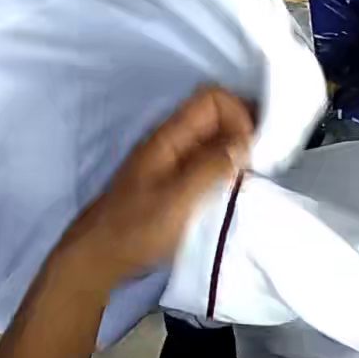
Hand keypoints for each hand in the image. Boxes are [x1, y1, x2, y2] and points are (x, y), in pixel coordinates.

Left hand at [58, 85, 253, 285]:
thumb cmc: (135, 230)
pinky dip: (229, 162)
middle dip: (244, 127)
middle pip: (218, 112)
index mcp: (170, 136)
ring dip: (239, 146)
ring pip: (217, 134)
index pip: (213, 98)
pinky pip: (211, 155)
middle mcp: (174, 139)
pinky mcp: (179, 176)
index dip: (238, 113)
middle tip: (261, 158)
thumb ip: (212, 167)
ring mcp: (176, 157)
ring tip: (253, 172)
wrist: (97, 259)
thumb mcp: (178, 200)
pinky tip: (238, 183)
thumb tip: (247, 141)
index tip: (250, 147)